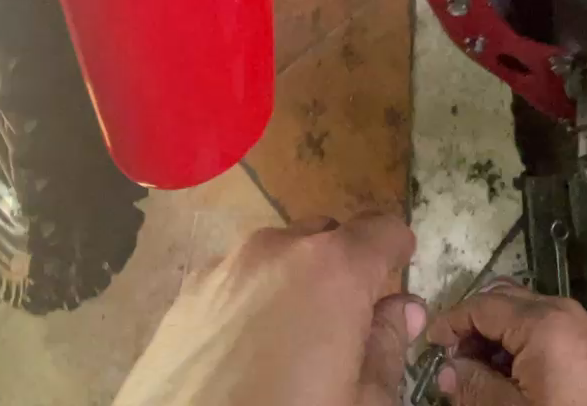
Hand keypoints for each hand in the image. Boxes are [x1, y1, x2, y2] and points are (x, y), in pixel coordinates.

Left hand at [114, 214, 422, 405]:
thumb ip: (388, 348)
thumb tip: (403, 310)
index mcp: (334, 269)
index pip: (382, 230)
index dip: (397, 248)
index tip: (402, 265)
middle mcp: (280, 249)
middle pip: (327, 239)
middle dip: (343, 270)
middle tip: (346, 325)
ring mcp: (225, 268)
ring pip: (278, 257)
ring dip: (294, 283)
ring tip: (288, 345)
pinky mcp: (183, 297)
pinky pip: (234, 282)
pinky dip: (249, 302)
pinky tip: (240, 356)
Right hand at [426, 281, 586, 405]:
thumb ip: (476, 388)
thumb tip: (447, 370)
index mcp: (541, 321)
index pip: (482, 305)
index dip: (451, 321)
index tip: (428, 343)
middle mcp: (559, 309)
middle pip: (502, 299)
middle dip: (473, 324)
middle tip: (451, 358)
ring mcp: (578, 323)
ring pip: (522, 312)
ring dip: (495, 333)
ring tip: (476, 371)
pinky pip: (543, 326)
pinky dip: (518, 341)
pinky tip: (507, 374)